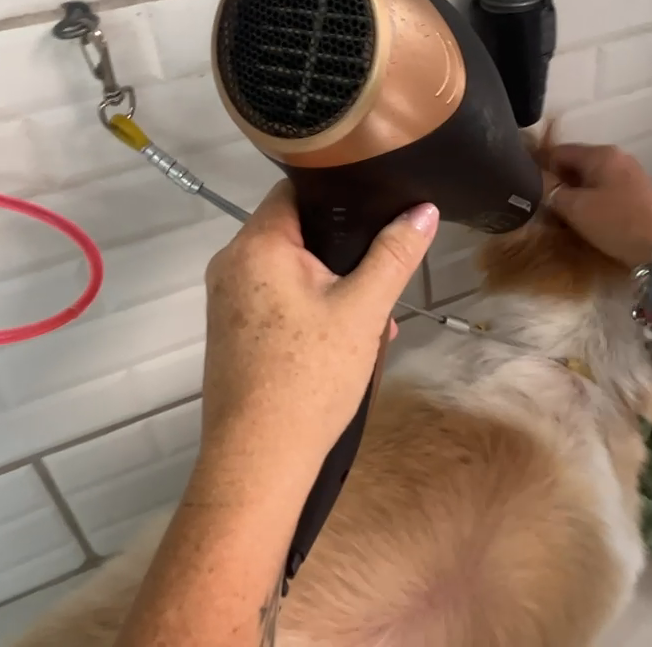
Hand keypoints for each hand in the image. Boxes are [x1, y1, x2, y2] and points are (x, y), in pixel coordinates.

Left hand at [198, 182, 437, 475]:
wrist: (259, 462)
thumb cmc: (309, 377)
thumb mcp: (363, 310)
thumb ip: (394, 255)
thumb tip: (425, 211)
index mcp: (256, 245)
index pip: (295, 190)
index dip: (339, 192)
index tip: (377, 206)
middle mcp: (231, 264)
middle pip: (296, 231)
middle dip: (344, 251)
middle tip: (382, 271)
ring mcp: (227, 300)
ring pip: (291, 270)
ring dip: (333, 285)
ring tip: (373, 316)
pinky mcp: (232, 331)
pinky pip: (278, 299)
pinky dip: (311, 308)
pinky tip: (346, 340)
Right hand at [547, 143, 651, 266]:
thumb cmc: (615, 222)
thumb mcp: (575, 208)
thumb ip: (552, 191)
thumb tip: (537, 183)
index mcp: (600, 153)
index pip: (559, 151)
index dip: (541, 168)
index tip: (531, 189)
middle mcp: (617, 156)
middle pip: (577, 162)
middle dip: (561, 181)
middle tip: (547, 205)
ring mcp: (631, 172)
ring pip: (593, 176)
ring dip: (577, 192)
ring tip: (566, 214)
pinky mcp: (639, 190)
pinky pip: (607, 187)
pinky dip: (594, 198)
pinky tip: (590, 217)